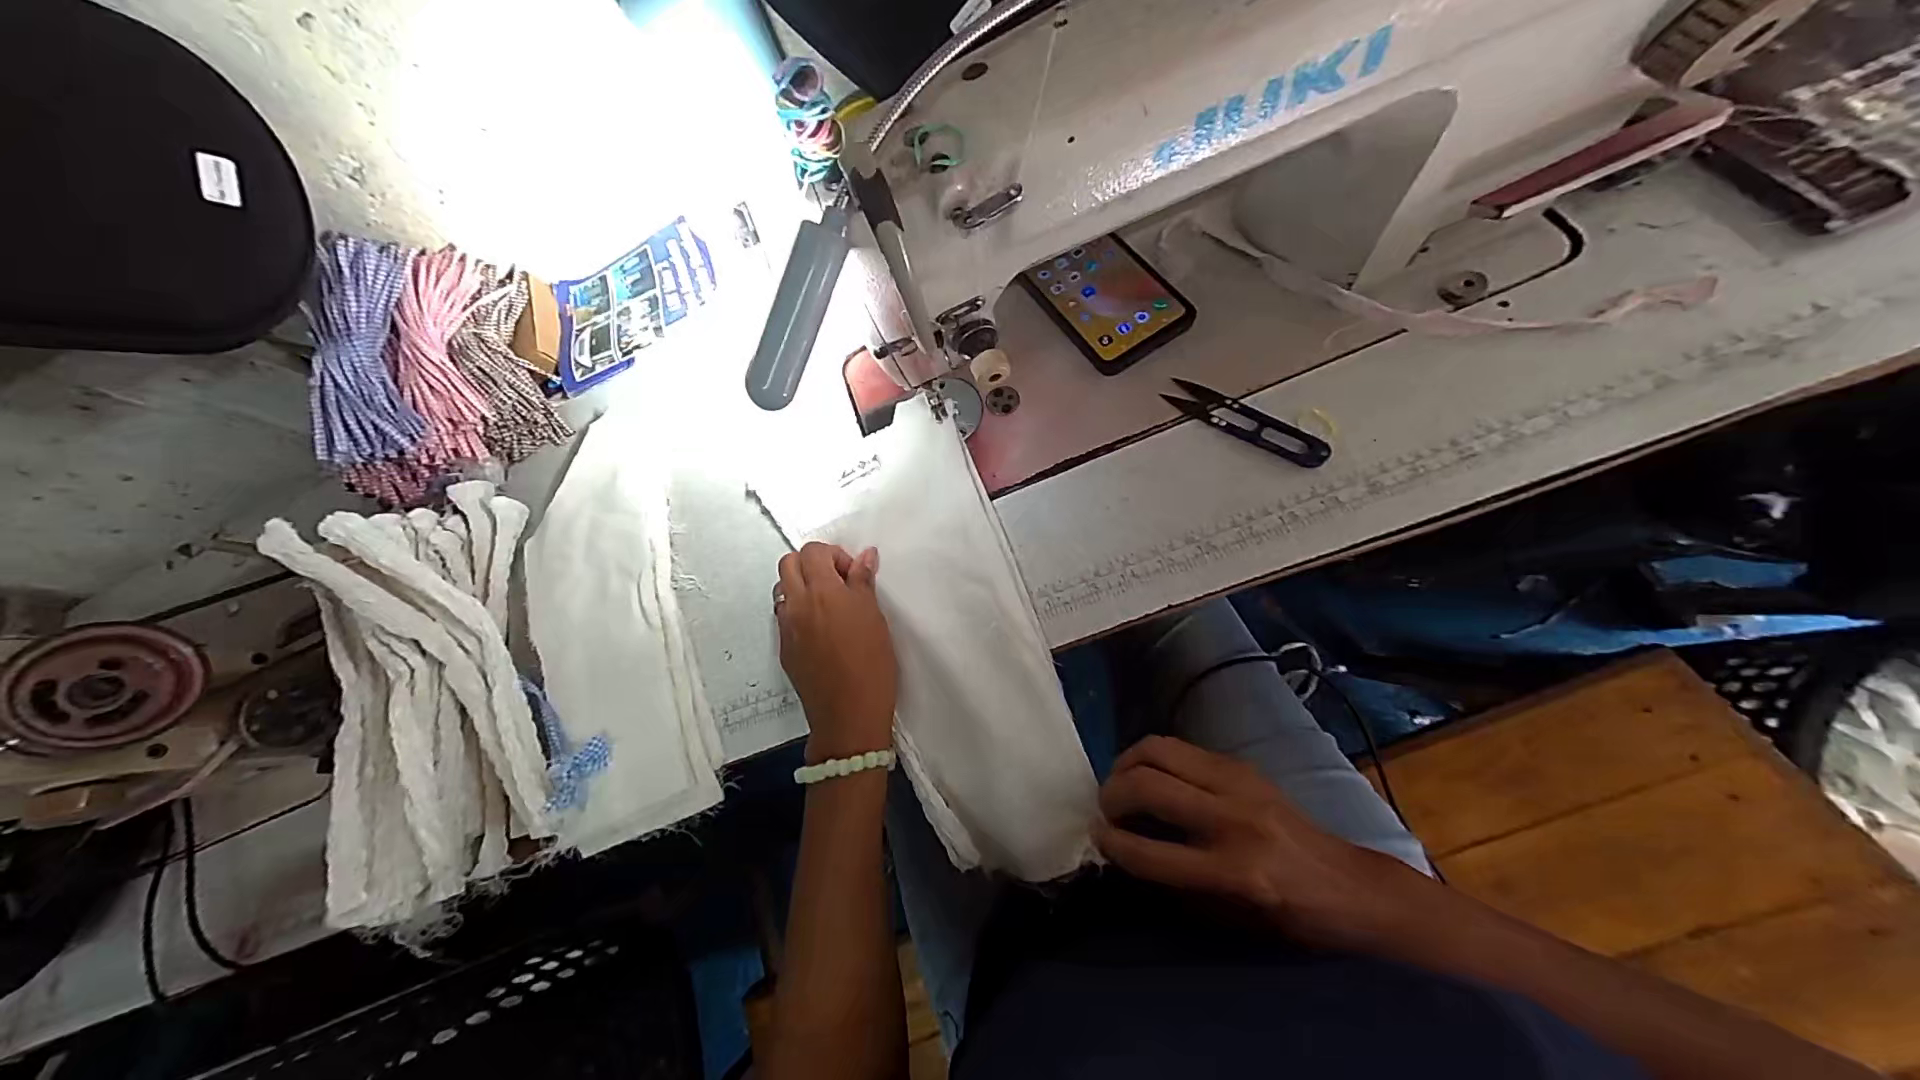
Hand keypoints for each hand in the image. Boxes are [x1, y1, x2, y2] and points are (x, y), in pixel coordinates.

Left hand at [776, 543, 896, 762]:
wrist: (848, 712)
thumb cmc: (869, 665)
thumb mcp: (875, 617)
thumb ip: (863, 581)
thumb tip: (864, 557)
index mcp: (821, 592)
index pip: (813, 551)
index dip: (834, 555)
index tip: (852, 573)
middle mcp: (797, 605)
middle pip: (789, 563)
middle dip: (812, 564)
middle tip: (838, 582)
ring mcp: (786, 627)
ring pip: (782, 588)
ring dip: (802, 586)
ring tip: (829, 605)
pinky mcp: (784, 648)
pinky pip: (785, 616)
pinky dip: (799, 611)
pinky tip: (822, 629)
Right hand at [1095, 736, 1420, 943]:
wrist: (1352, 886)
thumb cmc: (1293, 917)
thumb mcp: (1233, 916)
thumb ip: (1177, 881)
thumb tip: (1126, 847)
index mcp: (1235, 871)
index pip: (1150, 852)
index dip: (1112, 843)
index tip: (1097, 836)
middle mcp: (1234, 820)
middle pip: (1148, 783)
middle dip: (1113, 792)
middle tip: (1106, 808)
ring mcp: (1240, 783)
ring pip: (1160, 749)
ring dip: (1128, 764)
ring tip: (1123, 783)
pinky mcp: (1243, 765)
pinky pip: (1182, 749)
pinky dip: (1155, 759)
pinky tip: (1154, 776)